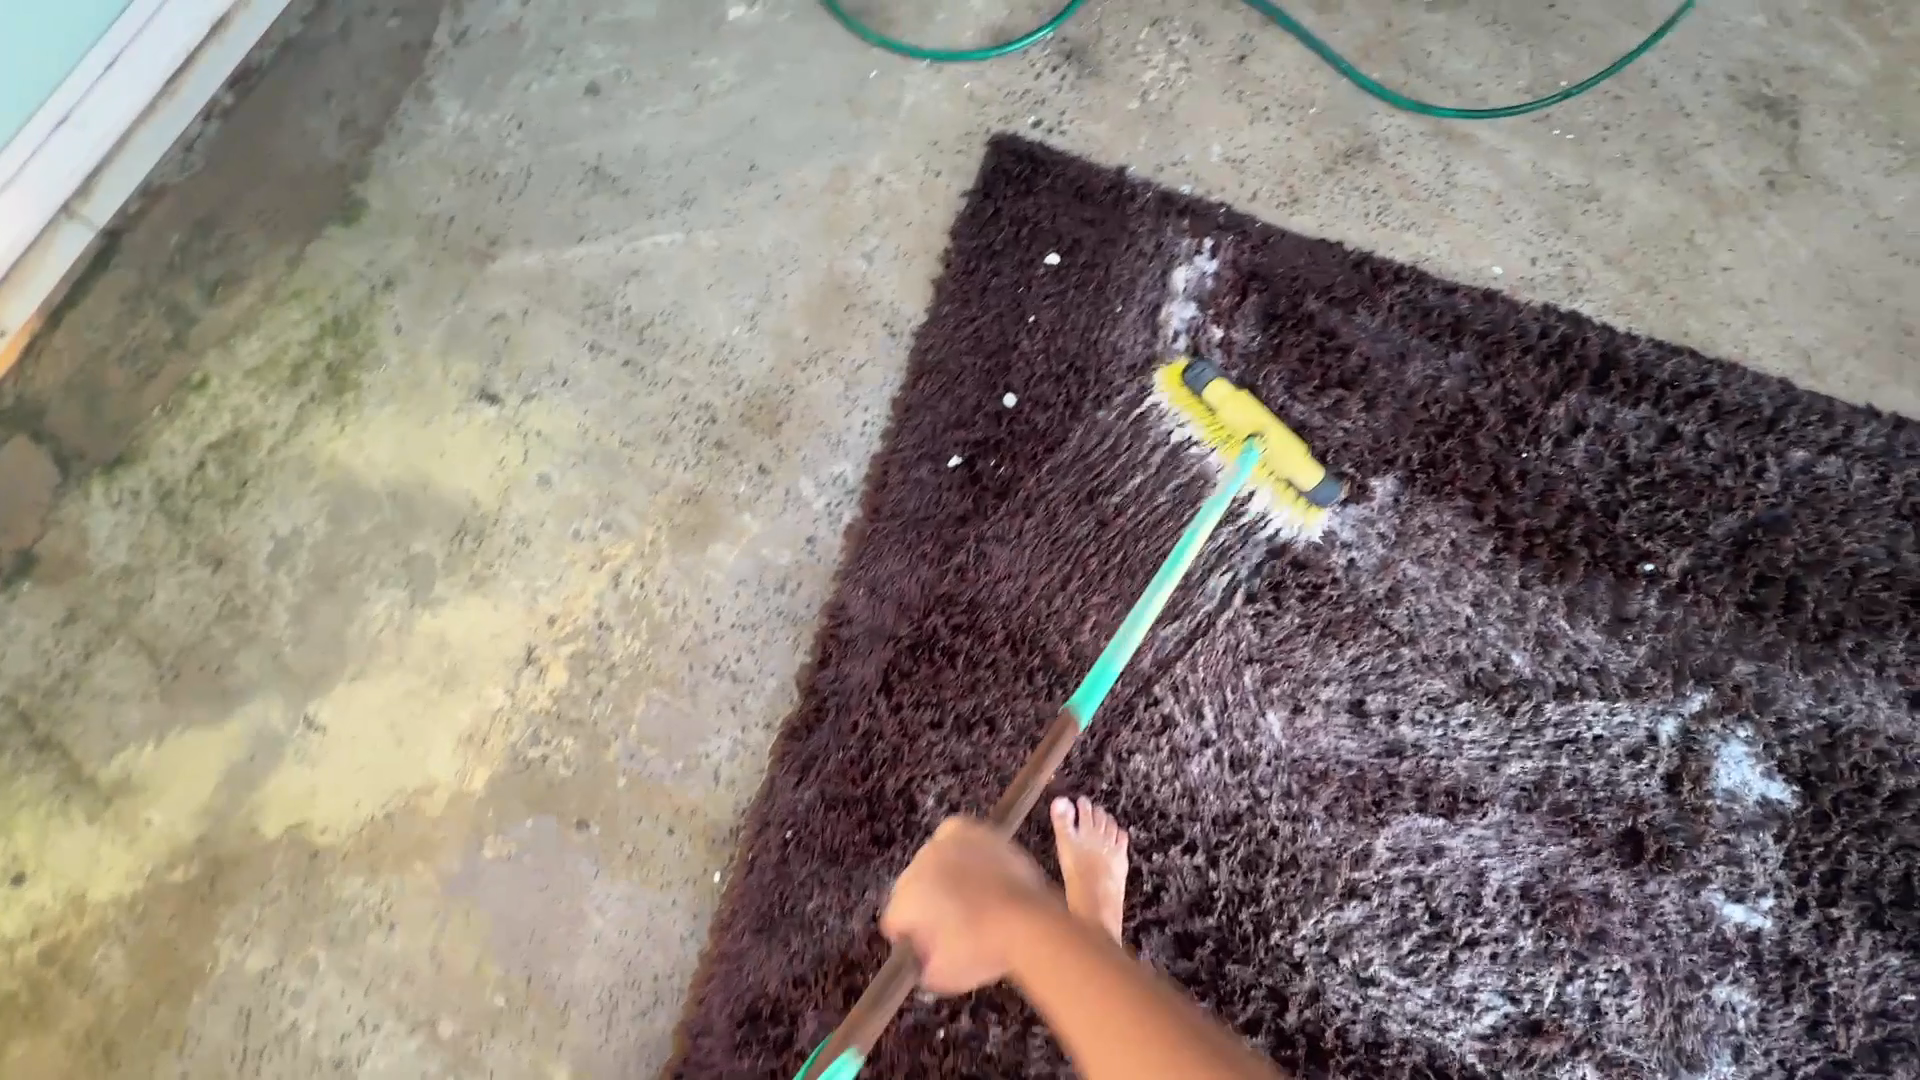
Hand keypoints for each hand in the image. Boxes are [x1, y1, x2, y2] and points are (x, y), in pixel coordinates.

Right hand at [880, 817, 1053, 993]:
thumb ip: (922, 966)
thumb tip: (924, 959)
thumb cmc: (983, 951)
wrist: (1025, 921)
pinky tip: (970, 865)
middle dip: (923, 903)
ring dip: (940, 875)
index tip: (923, 944)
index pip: (893, 917)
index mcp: (905, 901)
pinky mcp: (968, 829)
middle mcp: (917, 866)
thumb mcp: (944, 976)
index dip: (908, 934)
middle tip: (947, 921)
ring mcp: (943, 844)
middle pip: (909, 885)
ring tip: (965, 894)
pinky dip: (956, 847)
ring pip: (929, 859)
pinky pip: (951, 835)